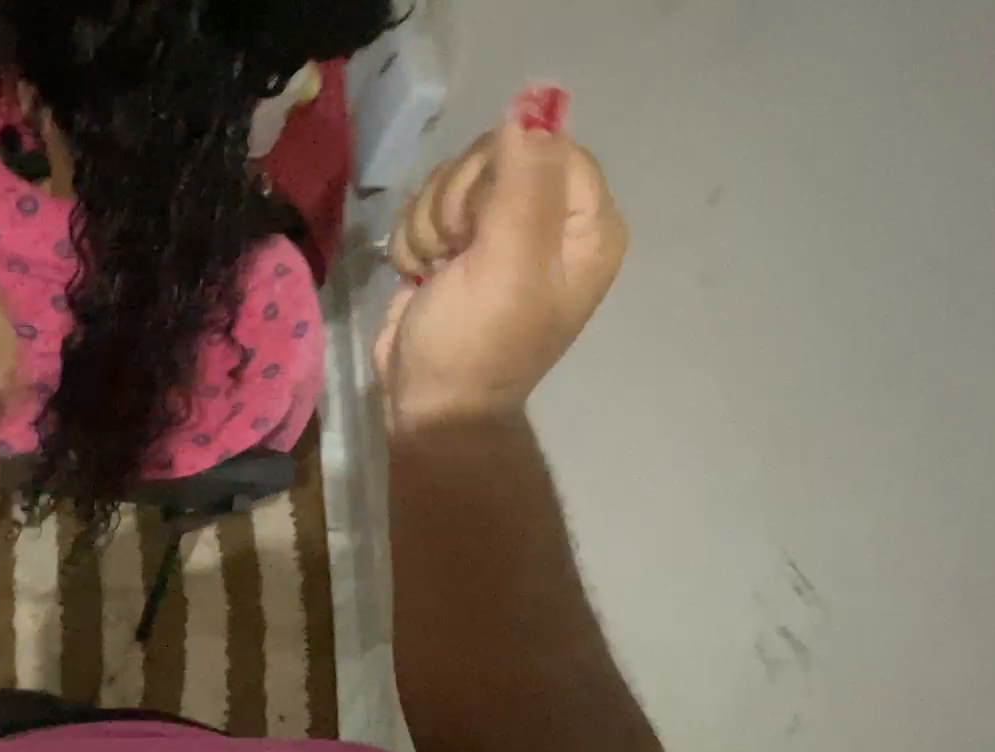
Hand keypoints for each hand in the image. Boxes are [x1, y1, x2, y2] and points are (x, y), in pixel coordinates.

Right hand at [376, 96, 627, 431]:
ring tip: (436, 275)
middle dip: (455, 206)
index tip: (478, 229)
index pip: (543, 146)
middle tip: (454, 256)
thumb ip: (522, 181)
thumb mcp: (507, 265)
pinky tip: (419, 278)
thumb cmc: (476, 345)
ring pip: (448, 182)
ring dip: (428, 229)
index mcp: (582, 224)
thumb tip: (532, 103)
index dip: (496, 178)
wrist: (430, 406)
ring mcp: (494, 233)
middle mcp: (544, 220)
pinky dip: (412, 244)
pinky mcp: (452, 248)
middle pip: (491, 157)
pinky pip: (424, 209)